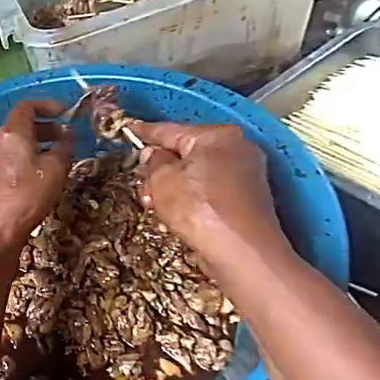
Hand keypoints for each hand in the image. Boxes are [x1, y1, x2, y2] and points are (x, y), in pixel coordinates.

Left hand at [0, 100, 71, 247]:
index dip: (48, 105)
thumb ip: (64, 149)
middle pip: (22, 123)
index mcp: (13, 133)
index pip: (27, 105)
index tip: (65, 113)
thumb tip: (66, 139)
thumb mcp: (56, 169)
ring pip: (19, 142)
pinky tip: (44, 174)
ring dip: (40, 143)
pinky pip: (14, 157)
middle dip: (47, 126)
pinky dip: (31, 157)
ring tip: (60, 156)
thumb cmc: (28, 195)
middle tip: (67, 137)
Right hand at [128, 121, 287, 260]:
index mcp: (216, 134)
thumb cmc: (199, 209)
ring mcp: (247, 173)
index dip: (145, 131)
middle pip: (186, 153)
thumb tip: (154, 155)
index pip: (170, 129)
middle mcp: (237, 147)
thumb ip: (153, 161)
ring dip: (174, 189)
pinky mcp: (250, 198)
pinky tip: (180, 218)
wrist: (243, 251)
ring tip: (158, 209)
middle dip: (161, 171)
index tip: (128, 128)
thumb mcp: (162, 181)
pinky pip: (212, 191)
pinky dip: (194, 200)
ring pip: (198, 174)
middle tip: (144, 190)